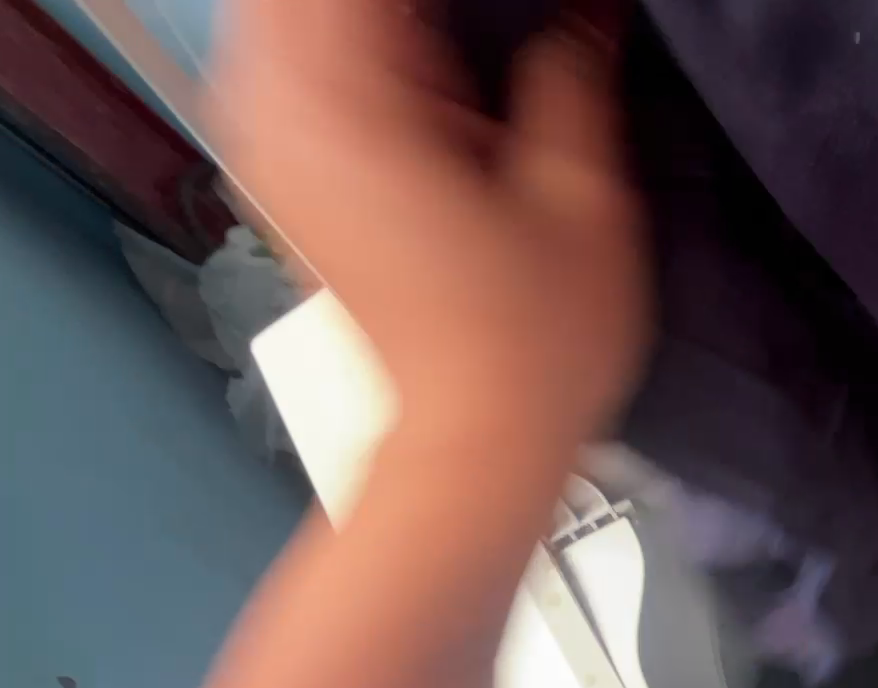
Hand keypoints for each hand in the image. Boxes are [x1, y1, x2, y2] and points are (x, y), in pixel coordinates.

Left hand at [212, 0, 651, 450]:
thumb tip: (585, 16)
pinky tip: (456, 112)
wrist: (484, 439)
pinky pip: (314, 74)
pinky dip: (385, 66)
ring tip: (488, 84)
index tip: (534, 16)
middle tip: (516, 41)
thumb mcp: (586, 209)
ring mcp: (276, 147)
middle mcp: (276, 108)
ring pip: (315, 27)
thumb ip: (576, 85)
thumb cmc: (540, 345)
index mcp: (341, 97)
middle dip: (438, 18)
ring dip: (407, 39)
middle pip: (328, 4)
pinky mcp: (298, 183)